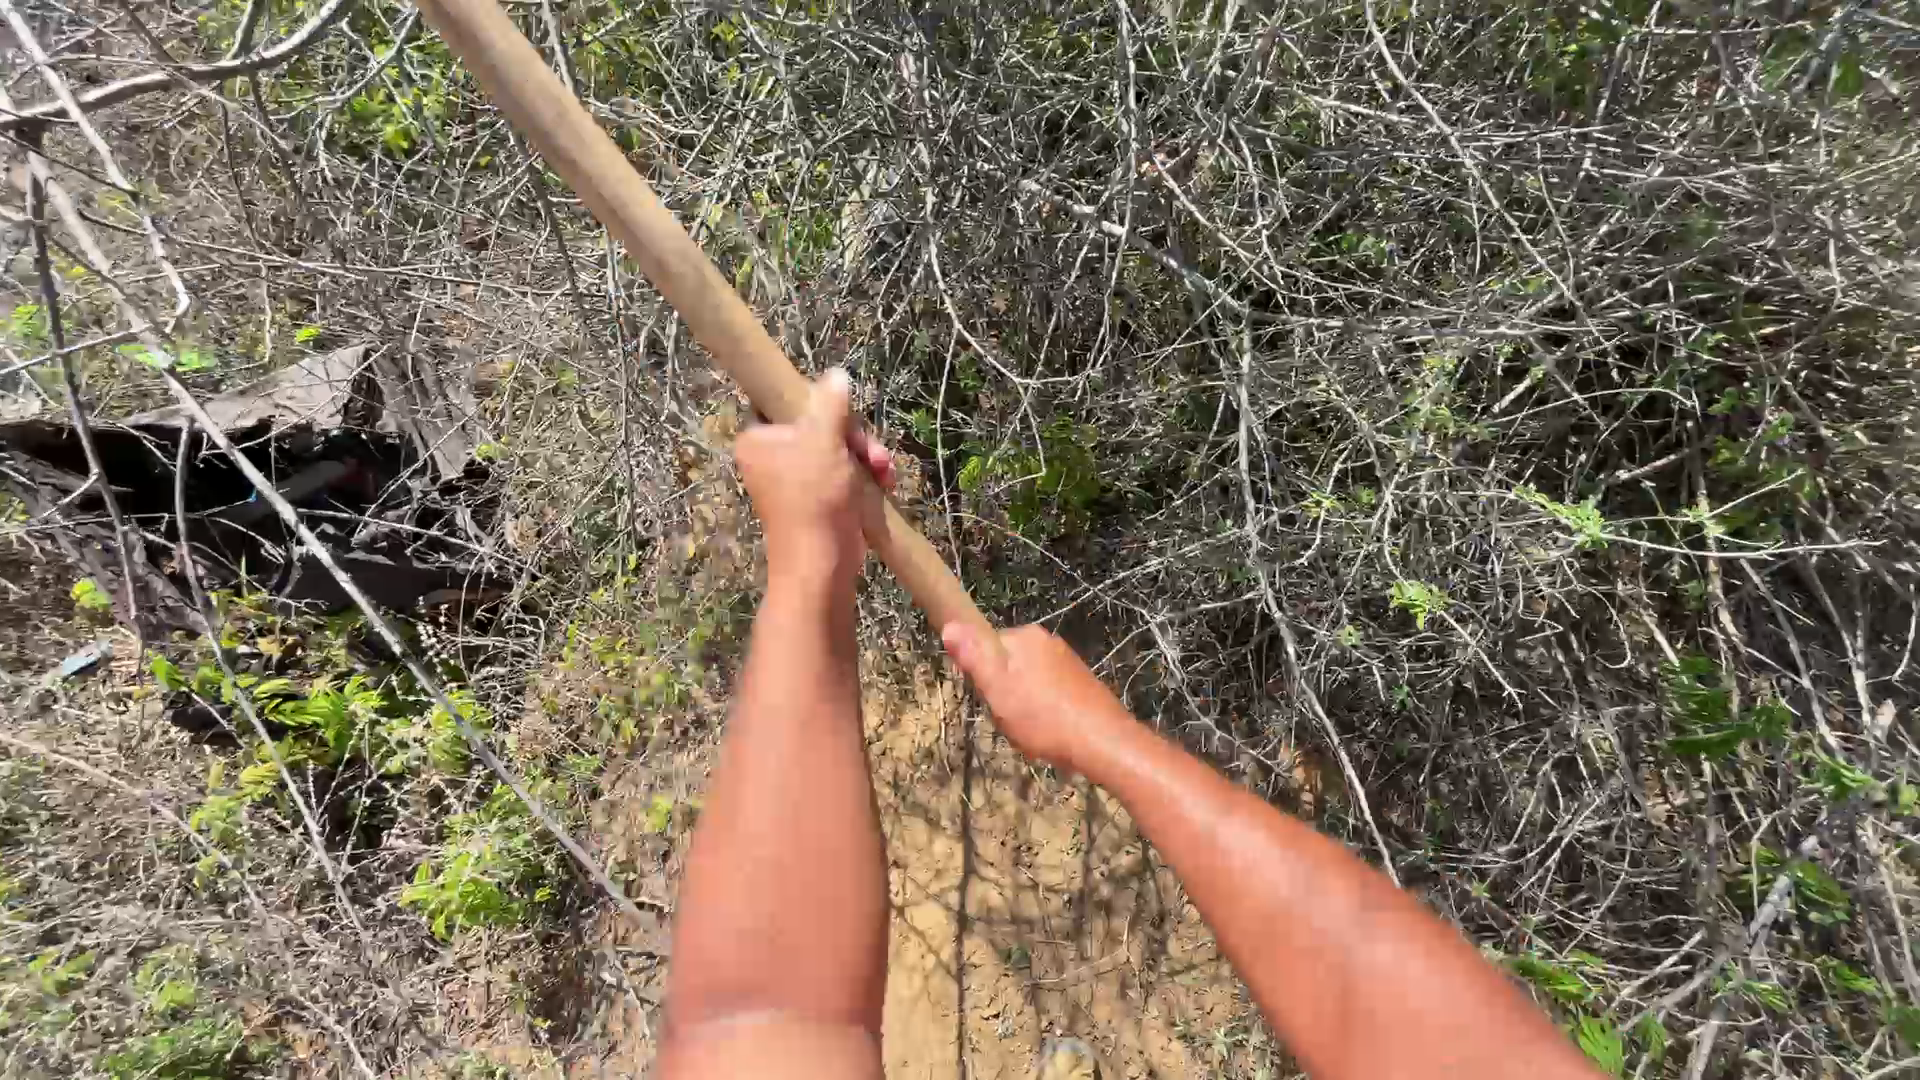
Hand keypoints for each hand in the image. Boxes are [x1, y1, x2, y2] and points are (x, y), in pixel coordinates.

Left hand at [735, 369, 893, 586]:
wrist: (821, 562)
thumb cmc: (812, 498)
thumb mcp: (822, 440)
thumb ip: (830, 403)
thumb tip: (837, 375)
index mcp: (759, 438)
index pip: (784, 402)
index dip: (817, 402)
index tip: (842, 412)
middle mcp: (774, 456)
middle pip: (819, 424)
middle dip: (853, 436)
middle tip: (870, 450)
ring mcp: (798, 478)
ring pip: (838, 448)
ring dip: (866, 455)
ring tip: (883, 469)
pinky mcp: (821, 496)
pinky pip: (845, 471)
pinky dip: (865, 474)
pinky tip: (884, 481)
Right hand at [939, 622, 1131, 772]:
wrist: (1102, 741)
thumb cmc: (1042, 716)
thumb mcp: (997, 688)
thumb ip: (973, 656)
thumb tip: (950, 626)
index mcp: (1026, 636)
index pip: (986, 648)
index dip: (982, 677)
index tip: (990, 700)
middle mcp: (1047, 641)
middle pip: (1007, 664)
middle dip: (1003, 693)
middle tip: (1010, 718)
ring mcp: (1066, 661)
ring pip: (1027, 681)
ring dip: (1022, 705)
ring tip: (1030, 729)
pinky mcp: (1080, 682)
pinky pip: (1048, 692)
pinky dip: (1043, 710)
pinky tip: (1048, 731)